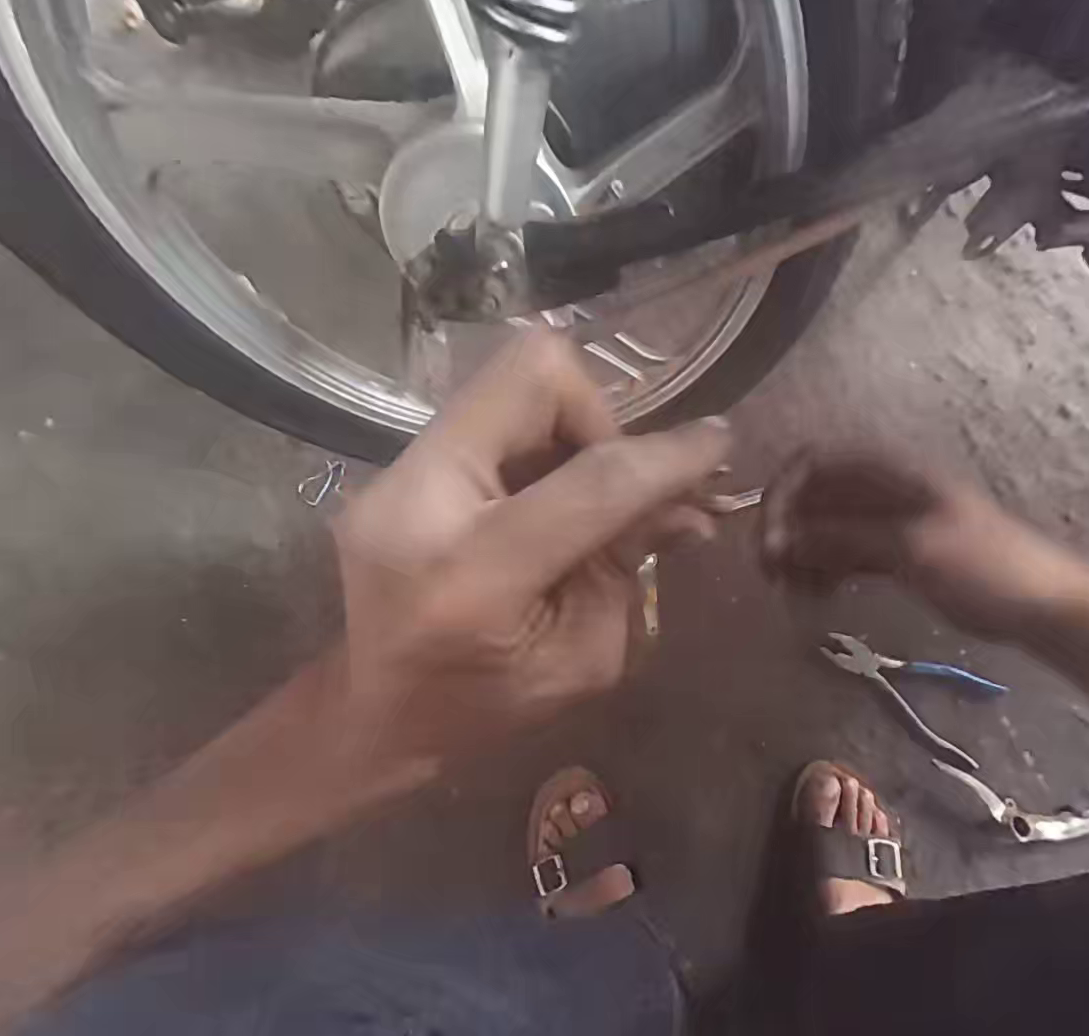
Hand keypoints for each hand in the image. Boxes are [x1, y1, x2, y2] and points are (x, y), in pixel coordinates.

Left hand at [325, 331, 730, 761]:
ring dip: (570, 426)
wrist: (370, 715)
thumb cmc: (485, 709)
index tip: (719, 442)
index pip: (593, 481)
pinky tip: (544, 495)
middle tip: (619, 477)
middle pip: (532, 373)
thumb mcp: (583, 658)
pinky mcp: (394, 465)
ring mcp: (393, 472)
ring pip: (510, 380)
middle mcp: (418, 498)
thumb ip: (631, 566)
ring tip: (582, 493)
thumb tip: (692, 503)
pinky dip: (538, 441)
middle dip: (601, 413)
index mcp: (473, 574)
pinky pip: (489, 413)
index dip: (668, 456)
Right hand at [759, 450, 1088, 639]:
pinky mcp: (888, 553)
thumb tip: (780, 539)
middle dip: (785, 531)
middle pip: (811, 498)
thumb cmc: (983, 566)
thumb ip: (842, 538)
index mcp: (887, 473)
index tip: (769, 539)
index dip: (782, 494)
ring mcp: (883, 522)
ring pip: (822, 529)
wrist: (1040, 605)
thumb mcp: (911, 548)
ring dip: (800, 556)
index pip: (813, 463)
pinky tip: (817, 596)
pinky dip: (822, 571)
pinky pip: (840, 554)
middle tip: (772, 574)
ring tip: (793, 593)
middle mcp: (879, 490)